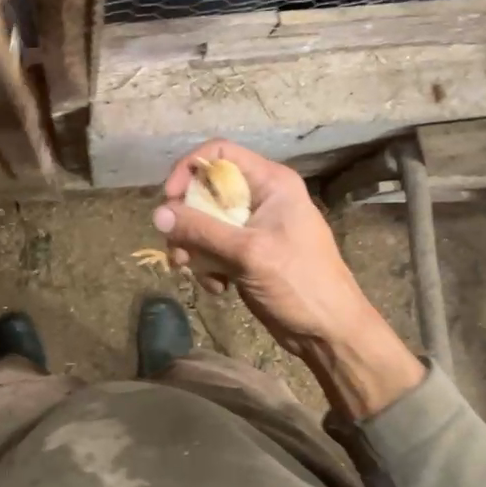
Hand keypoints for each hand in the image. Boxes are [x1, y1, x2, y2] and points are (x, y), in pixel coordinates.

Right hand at [152, 141, 386, 356]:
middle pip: (205, 189)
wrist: (329, 333)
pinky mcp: (246, 252)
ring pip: (203, 220)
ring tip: (191, 271)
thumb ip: (200, 230)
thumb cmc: (299, 283)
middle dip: (186, 218)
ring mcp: (253, 226)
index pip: (219, 153)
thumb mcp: (247, 253)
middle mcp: (260, 197)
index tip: (170, 197)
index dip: (189, 168)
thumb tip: (157, 213)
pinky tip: (217, 286)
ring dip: (192, 246)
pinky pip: (211, 246)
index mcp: (271, 182)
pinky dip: (206, 264)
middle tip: (176, 245)